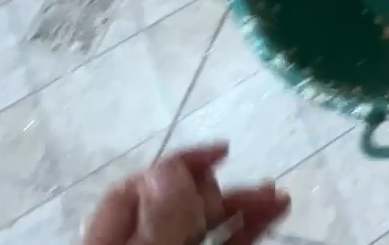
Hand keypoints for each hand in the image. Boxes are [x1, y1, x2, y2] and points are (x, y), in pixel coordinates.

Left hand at [81, 143, 290, 244]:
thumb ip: (158, 219)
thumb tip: (169, 166)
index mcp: (110, 239)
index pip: (134, 188)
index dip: (178, 164)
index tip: (225, 153)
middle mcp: (139, 241)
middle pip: (174, 202)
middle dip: (219, 187)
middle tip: (251, 190)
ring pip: (204, 221)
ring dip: (244, 201)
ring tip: (278, 197)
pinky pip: (224, 239)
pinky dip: (250, 222)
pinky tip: (276, 209)